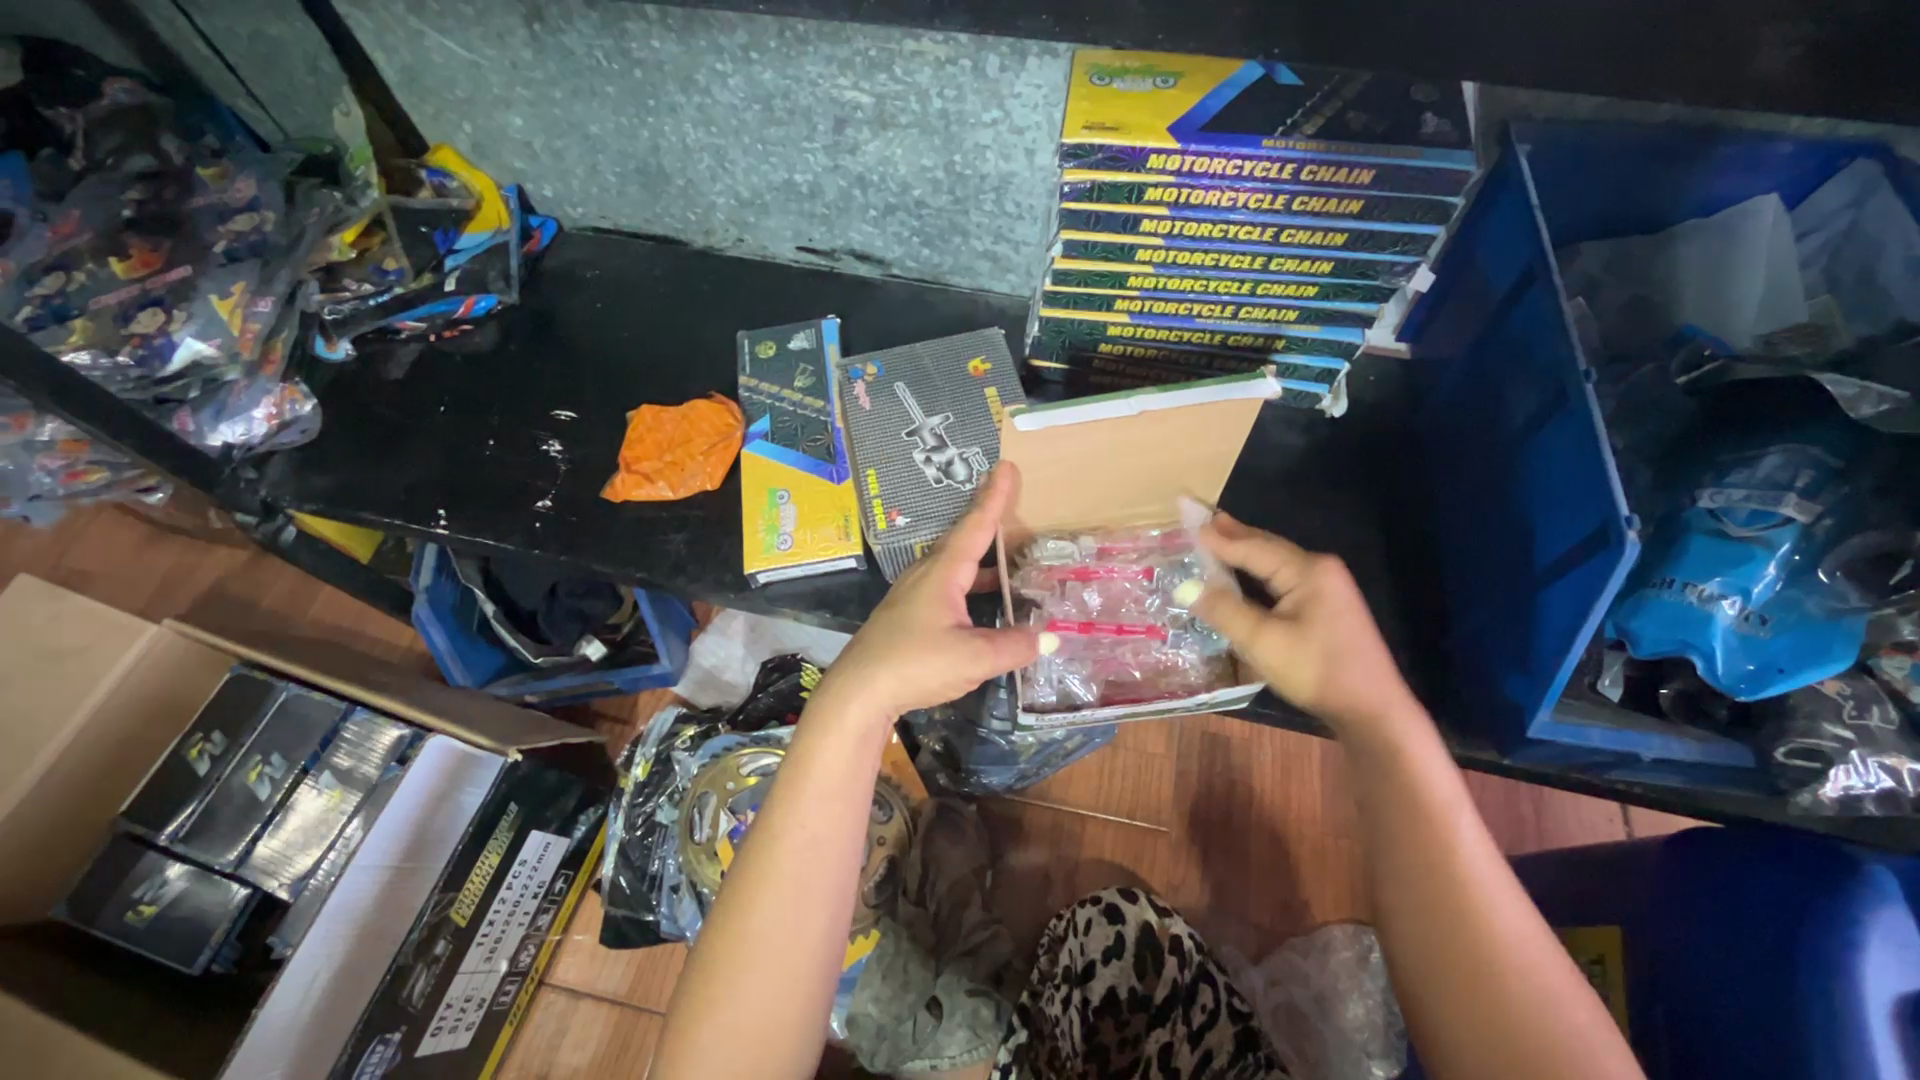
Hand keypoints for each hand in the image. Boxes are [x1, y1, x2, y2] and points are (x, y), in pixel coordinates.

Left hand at [811, 463, 1039, 724]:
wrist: (858, 692)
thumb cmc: (914, 665)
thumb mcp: (973, 657)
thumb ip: (1014, 646)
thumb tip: (1051, 638)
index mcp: (942, 573)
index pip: (975, 527)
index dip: (995, 498)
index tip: (1007, 466)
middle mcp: (926, 576)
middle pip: (963, 541)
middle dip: (989, 522)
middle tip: (1013, 504)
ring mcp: (914, 596)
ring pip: (954, 567)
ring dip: (982, 560)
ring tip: (1010, 558)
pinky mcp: (909, 617)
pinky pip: (948, 588)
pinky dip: (971, 586)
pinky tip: (984, 604)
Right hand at [1191, 512, 1420, 734]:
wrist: (1371, 708)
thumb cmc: (1316, 670)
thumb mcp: (1263, 642)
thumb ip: (1225, 610)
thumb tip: (1190, 589)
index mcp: (1308, 570)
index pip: (1254, 547)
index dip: (1220, 539)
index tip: (1191, 525)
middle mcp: (1320, 570)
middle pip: (1269, 548)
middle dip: (1235, 536)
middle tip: (1204, 521)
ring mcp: (1328, 588)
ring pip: (1277, 563)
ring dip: (1247, 553)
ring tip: (1219, 539)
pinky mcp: (1327, 607)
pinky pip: (1285, 579)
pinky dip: (1259, 573)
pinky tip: (1246, 573)